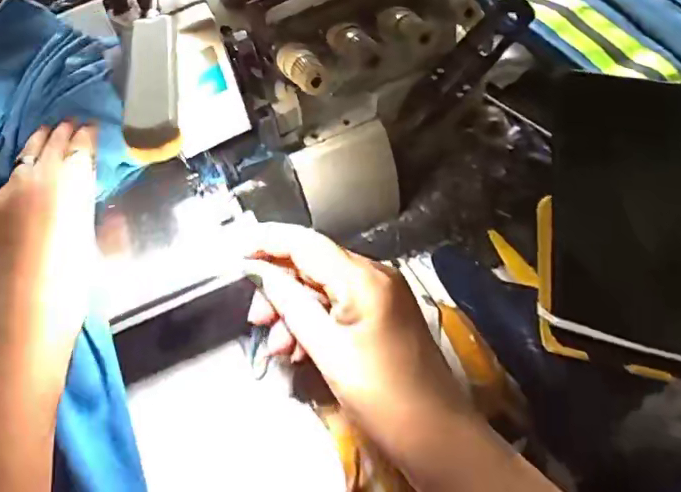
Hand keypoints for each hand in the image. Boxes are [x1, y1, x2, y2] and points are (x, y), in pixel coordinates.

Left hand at [0, 119, 100, 379]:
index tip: (93, 128)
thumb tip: (92, 190)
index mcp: (72, 178)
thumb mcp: (97, 237)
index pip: (82, 142)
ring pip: (27, 153)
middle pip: (54, 140)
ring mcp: (10, 190)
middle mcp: (40, 174)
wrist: (24, 313)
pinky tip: (28, 179)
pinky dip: (23, 172)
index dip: (89, 133)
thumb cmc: (74, 281)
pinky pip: (11, 179)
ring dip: (42, 144)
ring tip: (49, 139)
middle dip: (66, 131)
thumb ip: (93, 205)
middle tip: (74, 125)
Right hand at [241, 225, 470, 454]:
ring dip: (295, 307)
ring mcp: (382, 290)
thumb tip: (261, 274)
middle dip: (280, 286)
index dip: (268, 242)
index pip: (305, 242)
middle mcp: (375, 273)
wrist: (440, 439)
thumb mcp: (328, 352)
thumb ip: (291, 305)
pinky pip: (339, 300)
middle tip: (257, 315)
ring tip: (279, 342)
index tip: (239, 251)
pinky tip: (300, 345)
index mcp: (364, 278)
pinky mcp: (383, 309)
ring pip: (323, 283)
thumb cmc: (387, 399)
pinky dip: (315, 318)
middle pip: (313, 262)